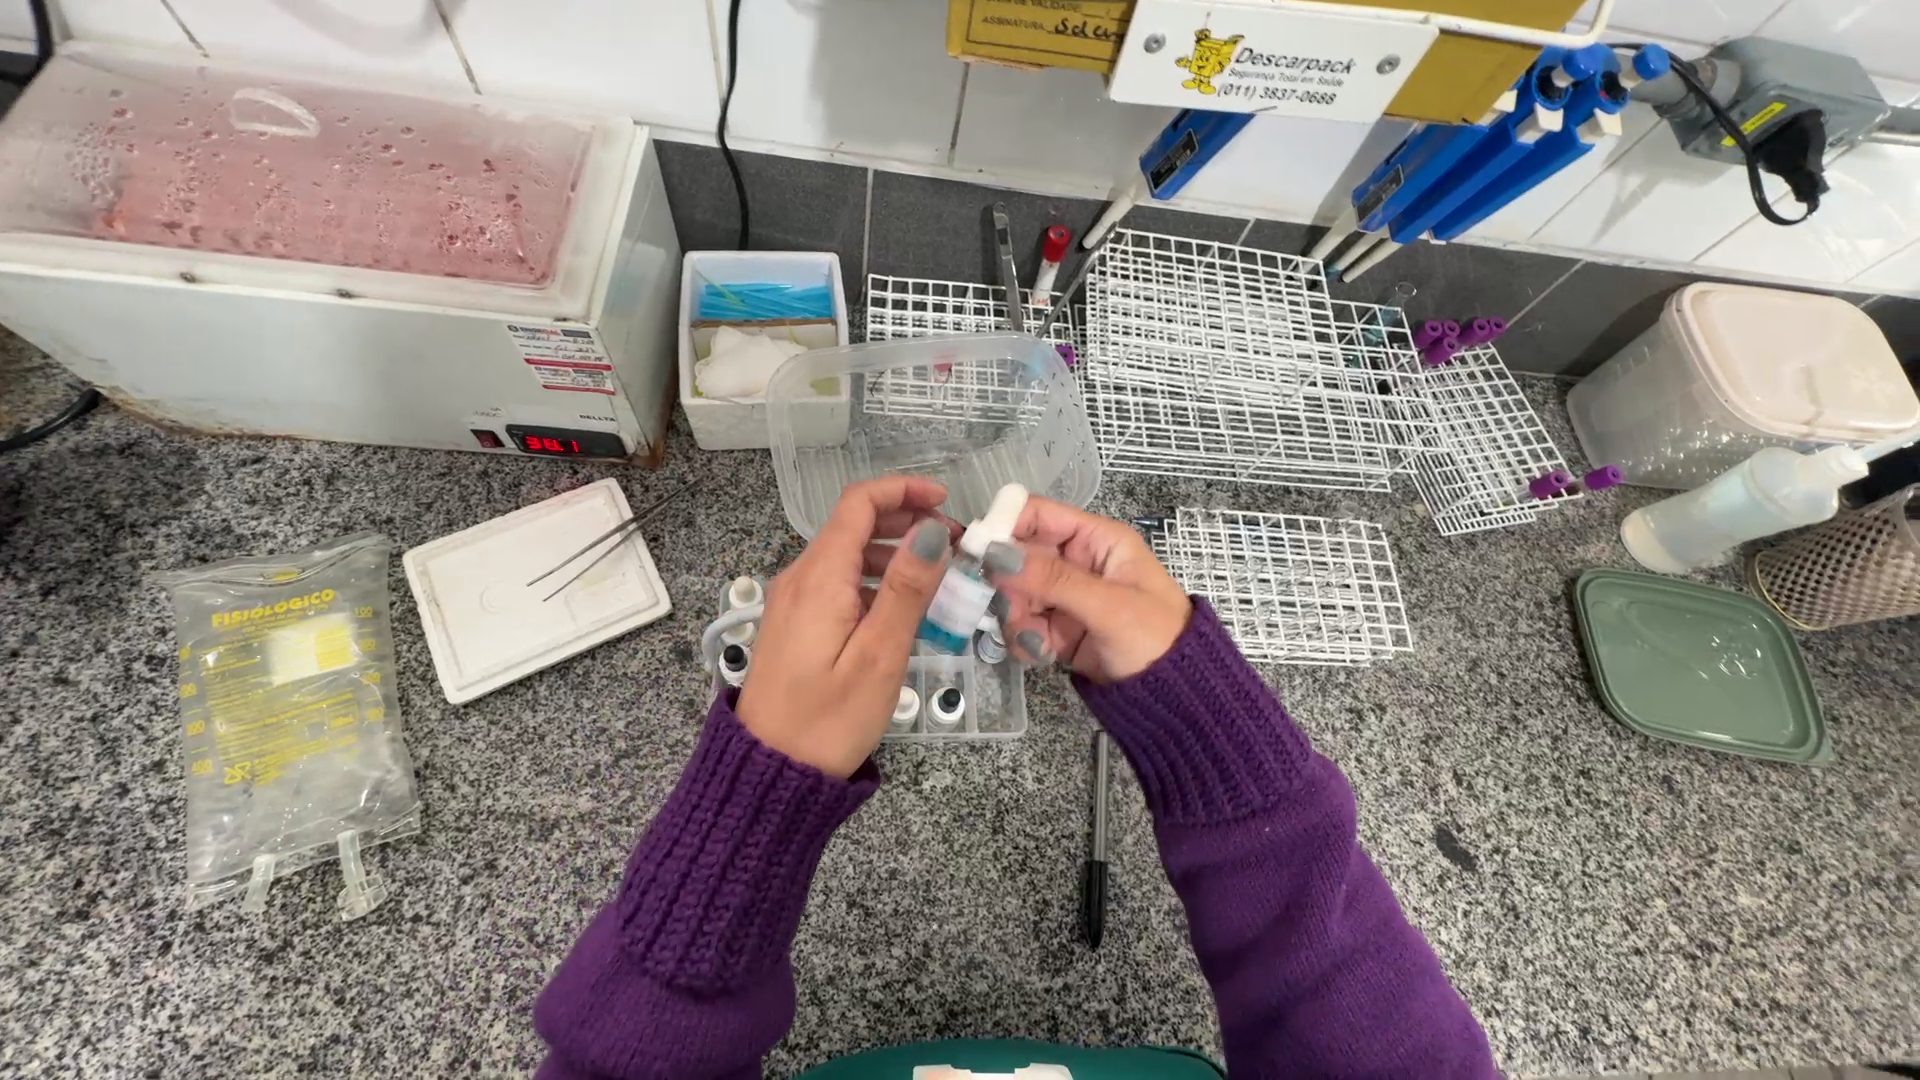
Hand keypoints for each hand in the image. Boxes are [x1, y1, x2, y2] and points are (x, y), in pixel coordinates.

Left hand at [736, 477, 955, 777]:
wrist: (768, 773)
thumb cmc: (827, 721)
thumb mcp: (878, 656)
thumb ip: (906, 589)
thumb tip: (931, 531)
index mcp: (819, 577)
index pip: (858, 503)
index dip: (903, 490)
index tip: (945, 501)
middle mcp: (800, 578)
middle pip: (852, 524)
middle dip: (904, 520)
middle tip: (951, 542)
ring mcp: (793, 601)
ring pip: (846, 554)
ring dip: (891, 552)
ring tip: (935, 575)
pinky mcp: (795, 625)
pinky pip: (837, 583)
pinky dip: (873, 580)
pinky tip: (900, 608)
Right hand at [987, 496, 1190, 682]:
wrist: (1176, 697)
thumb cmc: (1157, 639)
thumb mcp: (1109, 606)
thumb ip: (1054, 579)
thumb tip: (998, 554)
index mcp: (1096, 539)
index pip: (1038, 514)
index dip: (1004, 527)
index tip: (979, 552)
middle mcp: (1075, 561)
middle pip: (1016, 557)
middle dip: (1009, 586)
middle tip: (1014, 611)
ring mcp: (1064, 595)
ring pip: (1013, 593)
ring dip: (1015, 618)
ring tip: (1036, 642)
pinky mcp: (1056, 627)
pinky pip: (1021, 624)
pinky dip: (1024, 640)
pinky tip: (1043, 655)